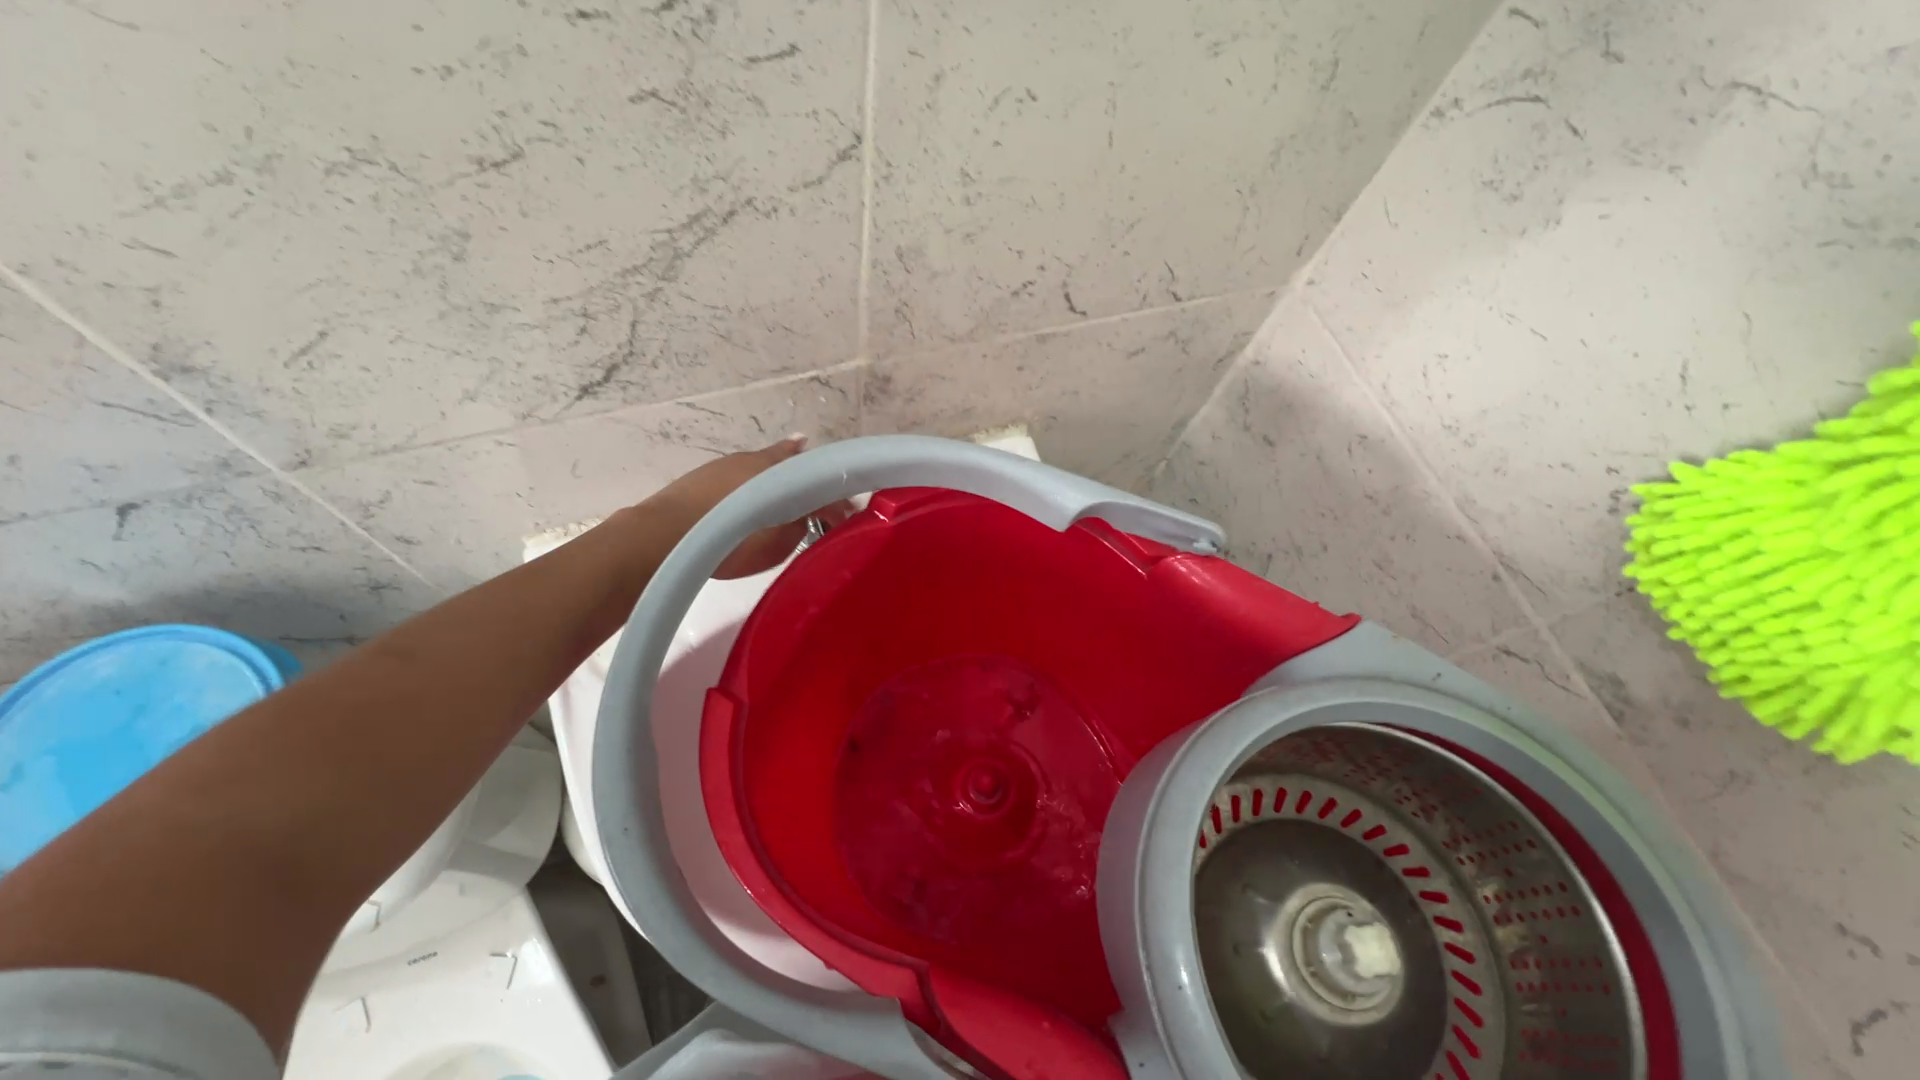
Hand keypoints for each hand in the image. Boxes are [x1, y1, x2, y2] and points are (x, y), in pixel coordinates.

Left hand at [643, 435, 851, 578]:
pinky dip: (761, 483)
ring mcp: (736, 462)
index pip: (825, 484)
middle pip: (801, 471)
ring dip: (788, 483)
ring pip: (774, 468)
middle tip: (824, 513)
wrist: (663, 535)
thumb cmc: (728, 542)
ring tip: (792, 506)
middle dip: (815, 488)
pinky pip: (750, 473)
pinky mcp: (712, 471)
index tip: (850, 517)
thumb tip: (806, 514)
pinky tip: (759, 498)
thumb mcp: (775, 545)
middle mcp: (765, 460)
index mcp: (787, 475)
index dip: (840, 502)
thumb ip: (799, 525)